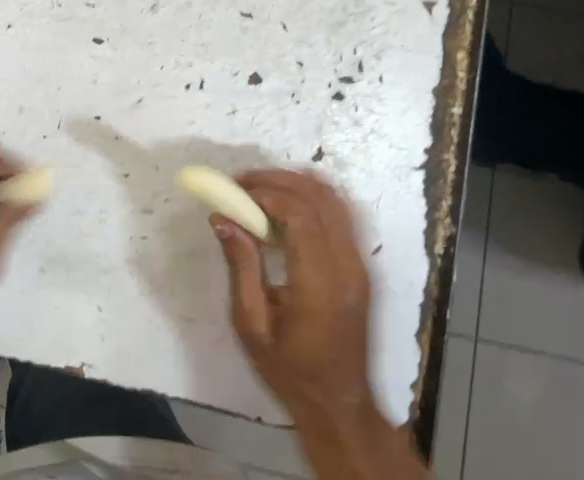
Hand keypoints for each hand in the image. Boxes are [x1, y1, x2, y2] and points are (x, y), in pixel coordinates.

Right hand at [213, 170, 377, 429]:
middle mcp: (349, 267)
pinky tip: (286, 207)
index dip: (264, 193)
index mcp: (321, 283)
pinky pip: (342, 216)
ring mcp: (361, 266)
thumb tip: (221, 218)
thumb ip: (240, 266)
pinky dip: (313, 199)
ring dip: (297, 185)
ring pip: (336, 200)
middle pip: (320, 198)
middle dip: (278, 180)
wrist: (339, 402)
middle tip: (240, 184)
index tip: (232, 193)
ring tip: (260, 190)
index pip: (299, 215)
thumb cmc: (289, 368)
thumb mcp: (250, 322)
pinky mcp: (362, 267)